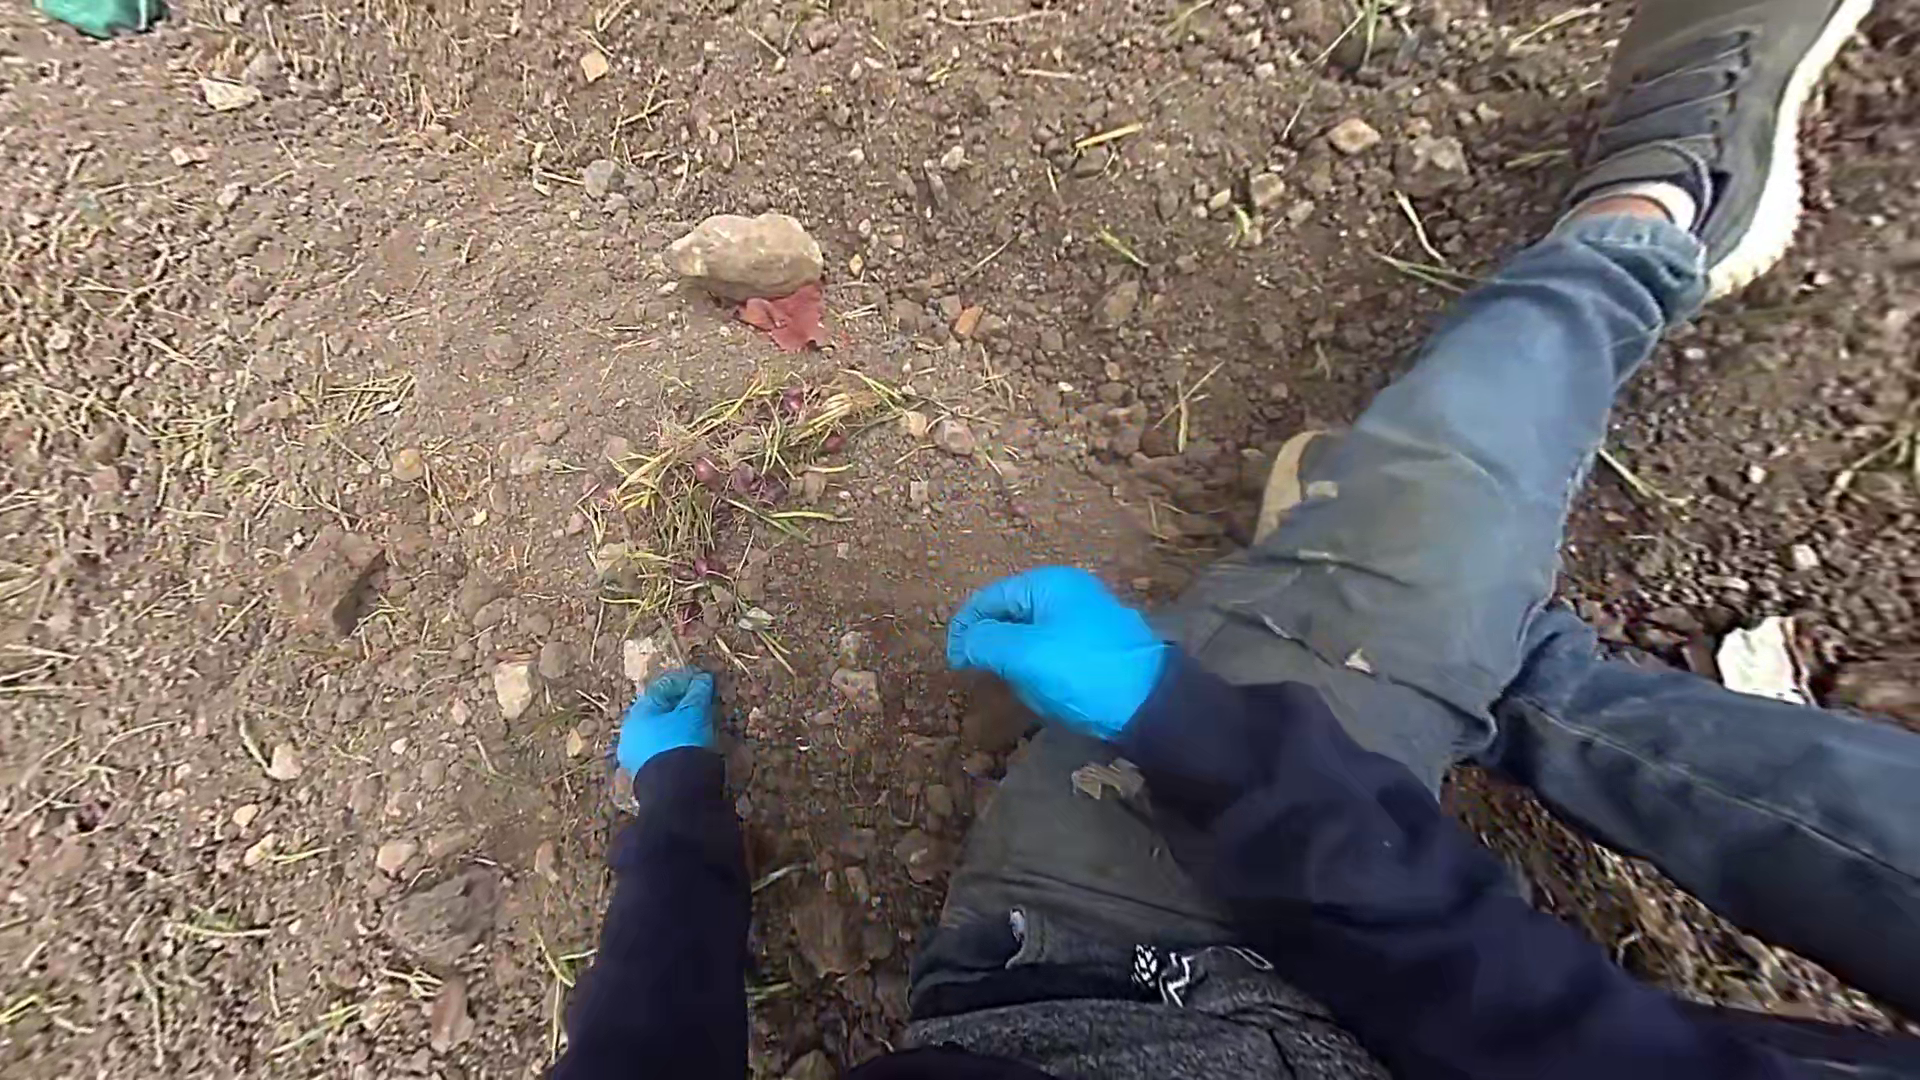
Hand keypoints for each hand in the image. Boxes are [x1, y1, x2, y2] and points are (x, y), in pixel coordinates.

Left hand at [616, 669, 716, 772]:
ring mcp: (636, 755)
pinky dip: (679, 741)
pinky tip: (695, 743)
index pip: (662, 687)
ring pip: (662, 730)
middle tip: (705, 702)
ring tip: (704, 723)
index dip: (685, 682)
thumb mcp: (695, 711)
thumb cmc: (684, 741)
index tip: (704, 682)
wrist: (678, 788)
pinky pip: (664, 747)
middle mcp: (631, 733)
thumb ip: (699, 691)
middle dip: (683, 704)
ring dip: (682, 724)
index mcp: (638, 713)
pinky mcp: (646, 772)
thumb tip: (703, 678)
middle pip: (661, 710)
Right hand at [947, 567, 1166, 738]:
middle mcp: (1065, 594)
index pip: (990, 597)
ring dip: (1015, 661)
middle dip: (991, 644)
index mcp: (1048, 584)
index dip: (965, 626)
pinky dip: (1037, 668)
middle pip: (1009, 613)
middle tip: (977, 673)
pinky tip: (1042, 691)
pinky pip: (1050, 651)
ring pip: (1029, 635)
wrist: (1150, 704)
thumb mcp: (1025, 654)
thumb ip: (985, 641)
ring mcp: (1082, 620)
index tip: (952, 659)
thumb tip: (963, 642)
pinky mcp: (1093, 647)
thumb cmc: (1081, 670)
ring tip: (1016, 685)